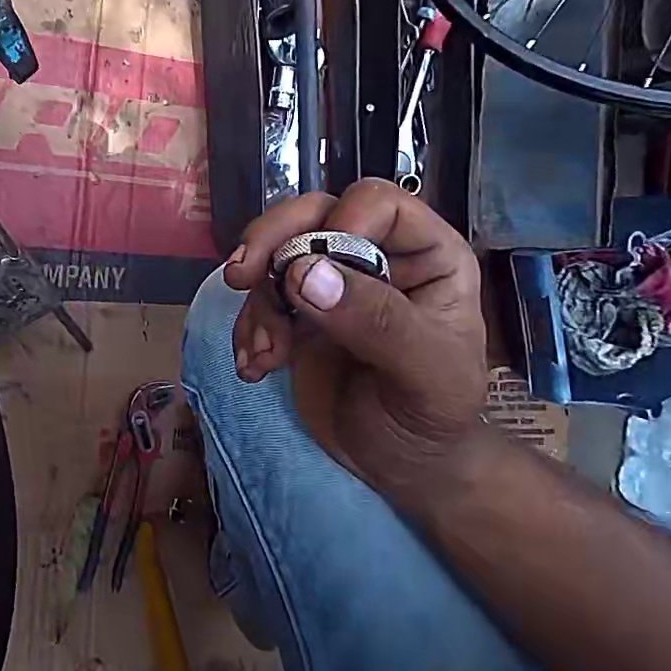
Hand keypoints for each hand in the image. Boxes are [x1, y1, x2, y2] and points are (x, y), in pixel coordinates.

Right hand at [225, 179, 488, 495]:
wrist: (398, 465)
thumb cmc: (432, 418)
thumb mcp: (424, 374)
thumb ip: (376, 321)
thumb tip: (304, 272)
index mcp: (424, 255)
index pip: (375, 204)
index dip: (338, 222)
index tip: (308, 265)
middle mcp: (374, 257)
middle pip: (312, 214)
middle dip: (270, 242)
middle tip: (239, 276)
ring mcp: (329, 283)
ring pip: (275, 255)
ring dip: (257, 301)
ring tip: (263, 354)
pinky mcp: (294, 312)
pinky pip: (257, 298)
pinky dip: (246, 328)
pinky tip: (255, 366)